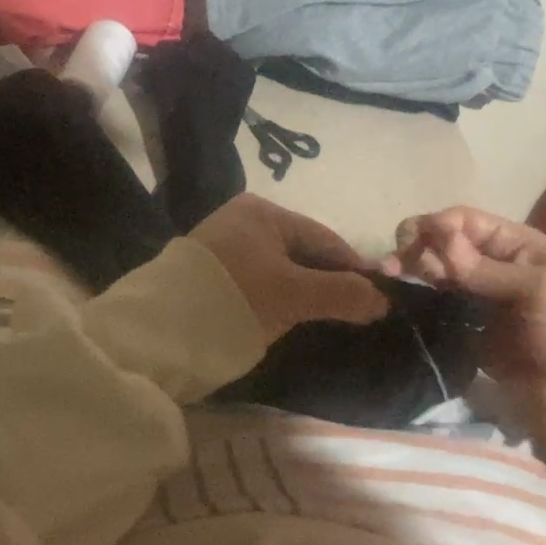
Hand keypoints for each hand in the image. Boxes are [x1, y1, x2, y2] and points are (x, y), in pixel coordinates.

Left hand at [189, 194, 389, 341]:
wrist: (162, 331)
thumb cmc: (237, 299)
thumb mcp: (295, 295)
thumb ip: (342, 294)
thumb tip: (382, 300)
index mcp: (261, 212)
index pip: (323, 238)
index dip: (354, 269)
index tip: (378, 299)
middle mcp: (240, 221)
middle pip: (300, 254)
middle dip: (327, 283)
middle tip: (354, 314)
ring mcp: (222, 249)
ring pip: (279, 271)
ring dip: (303, 294)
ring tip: (324, 320)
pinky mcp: (209, 277)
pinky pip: (257, 284)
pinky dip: (277, 300)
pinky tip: (287, 320)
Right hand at [381, 207, 545, 407]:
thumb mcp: (542, 288)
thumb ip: (486, 267)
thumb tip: (438, 238)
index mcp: (519, 247)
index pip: (467, 222)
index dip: (438, 226)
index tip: (414, 241)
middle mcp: (495, 268)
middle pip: (445, 245)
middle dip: (416, 246)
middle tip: (392, 264)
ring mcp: (480, 301)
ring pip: (436, 275)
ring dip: (410, 270)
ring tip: (387, 275)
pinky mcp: (467, 333)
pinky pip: (437, 310)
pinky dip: (417, 302)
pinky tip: (399, 300)